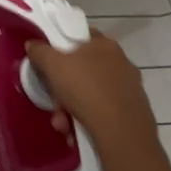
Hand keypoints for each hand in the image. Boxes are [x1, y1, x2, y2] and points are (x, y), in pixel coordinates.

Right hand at [26, 30, 156, 150]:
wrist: (122, 134)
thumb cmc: (85, 89)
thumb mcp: (51, 65)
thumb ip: (39, 50)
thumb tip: (34, 45)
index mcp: (105, 45)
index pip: (81, 36)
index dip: (62, 45)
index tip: (50, 60)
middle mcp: (123, 63)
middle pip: (85, 68)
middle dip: (65, 84)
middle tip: (53, 96)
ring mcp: (132, 88)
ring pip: (92, 92)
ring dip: (72, 105)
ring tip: (62, 121)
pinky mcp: (136, 112)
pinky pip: (104, 109)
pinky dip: (89, 117)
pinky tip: (76, 130)